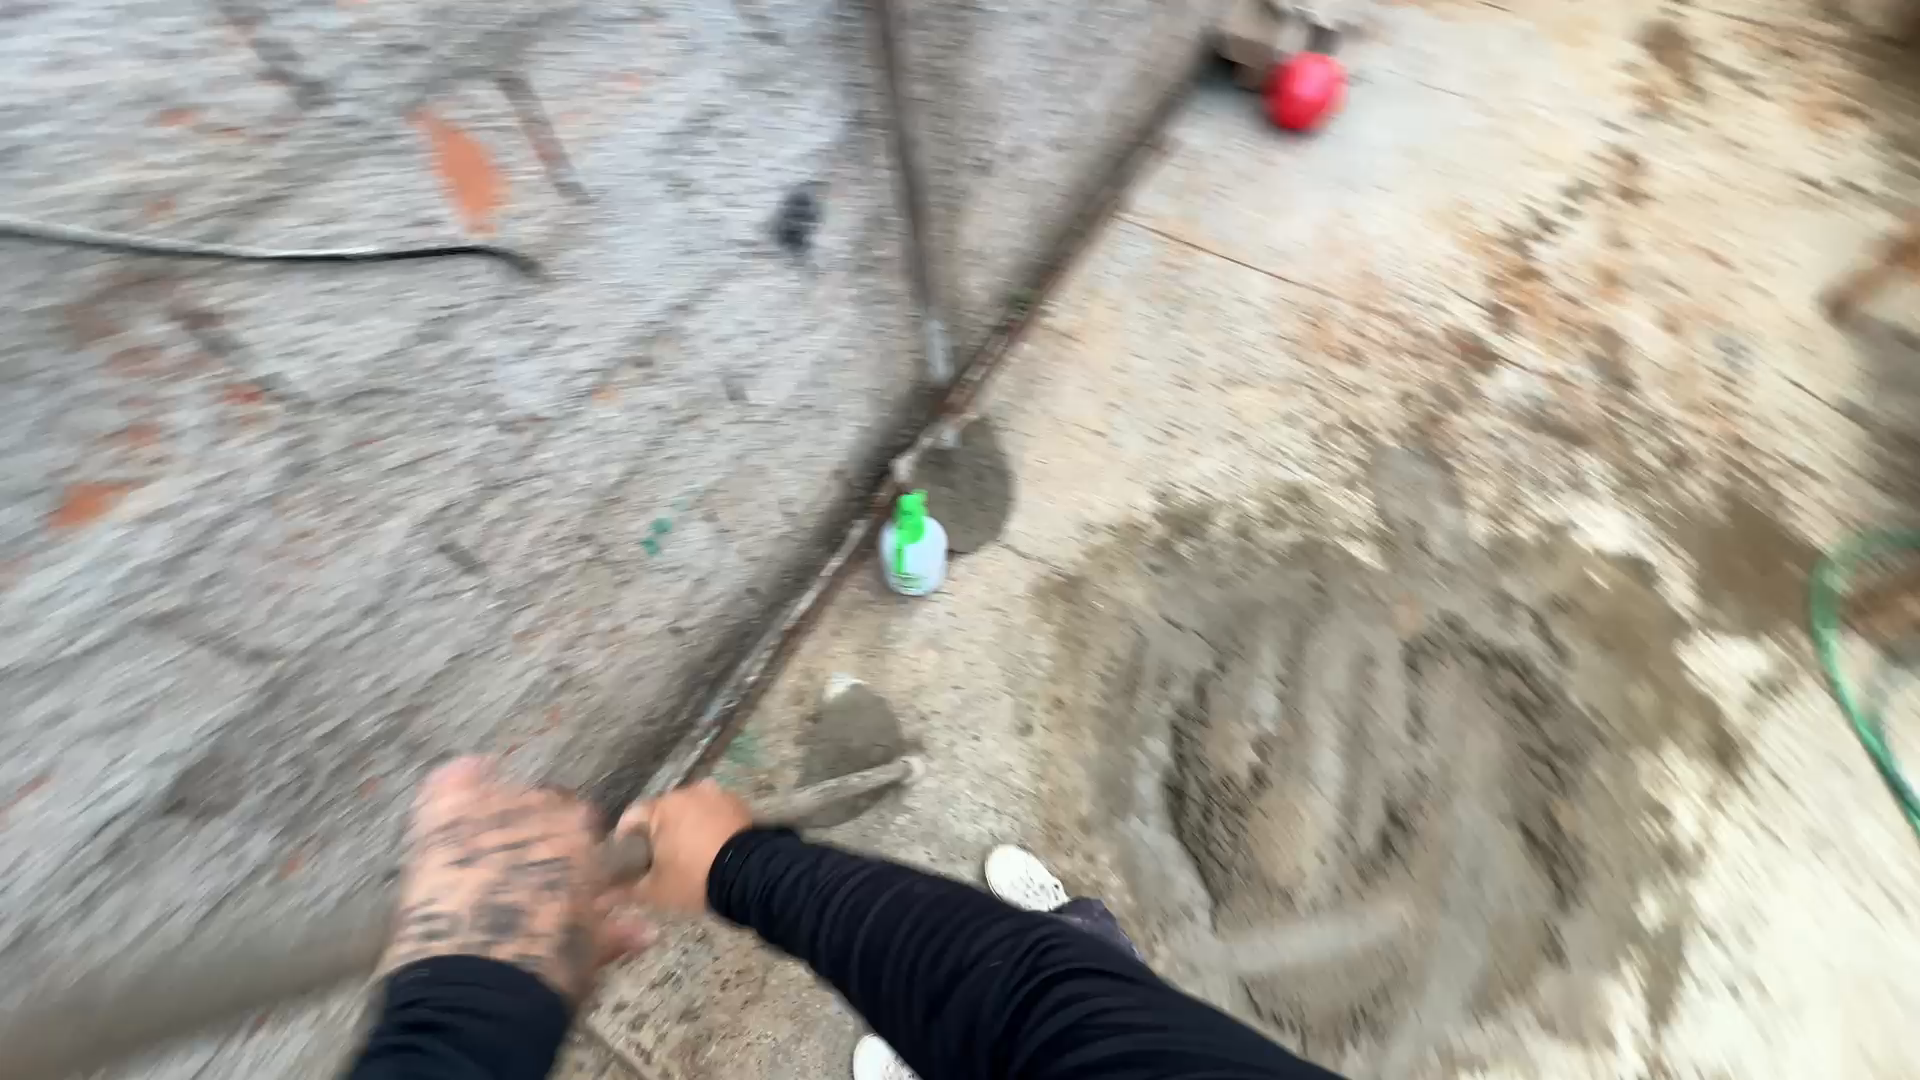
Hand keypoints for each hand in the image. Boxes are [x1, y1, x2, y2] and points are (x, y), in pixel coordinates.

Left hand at [380, 757, 654, 999]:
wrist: (478, 992)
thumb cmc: (544, 973)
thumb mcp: (587, 953)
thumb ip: (614, 931)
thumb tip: (645, 931)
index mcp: (584, 847)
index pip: (582, 822)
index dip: (569, 842)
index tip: (559, 863)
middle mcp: (547, 823)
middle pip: (546, 802)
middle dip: (537, 822)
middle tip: (520, 853)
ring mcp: (495, 822)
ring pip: (506, 794)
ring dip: (500, 807)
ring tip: (487, 829)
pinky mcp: (448, 827)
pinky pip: (454, 782)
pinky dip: (461, 777)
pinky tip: (468, 770)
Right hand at [616, 779, 754, 912]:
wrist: (750, 874)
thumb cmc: (694, 878)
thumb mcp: (654, 890)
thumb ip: (624, 890)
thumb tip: (598, 899)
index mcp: (664, 806)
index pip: (632, 817)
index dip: (623, 840)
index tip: (626, 862)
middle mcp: (690, 790)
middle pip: (663, 811)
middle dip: (657, 833)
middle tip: (657, 862)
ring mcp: (717, 793)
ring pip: (690, 810)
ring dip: (684, 827)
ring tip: (685, 855)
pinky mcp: (738, 802)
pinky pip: (713, 811)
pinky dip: (708, 824)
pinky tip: (709, 846)